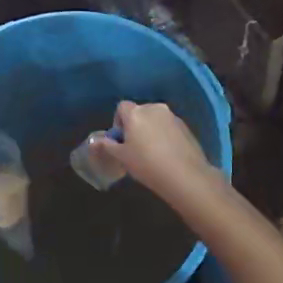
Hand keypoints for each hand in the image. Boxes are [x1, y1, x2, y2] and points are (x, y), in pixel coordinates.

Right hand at [93, 102, 221, 201]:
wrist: (185, 175)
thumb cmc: (147, 164)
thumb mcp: (122, 157)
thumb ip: (107, 145)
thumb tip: (95, 141)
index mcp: (136, 113)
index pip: (121, 107)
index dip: (118, 122)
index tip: (120, 140)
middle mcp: (154, 108)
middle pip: (140, 112)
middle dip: (135, 125)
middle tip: (134, 147)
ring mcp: (173, 117)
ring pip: (156, 119)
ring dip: (151, 130)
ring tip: (152, 152)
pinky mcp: (186, 127)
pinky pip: (169, 127)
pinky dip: (165, 135)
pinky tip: (167, 154)